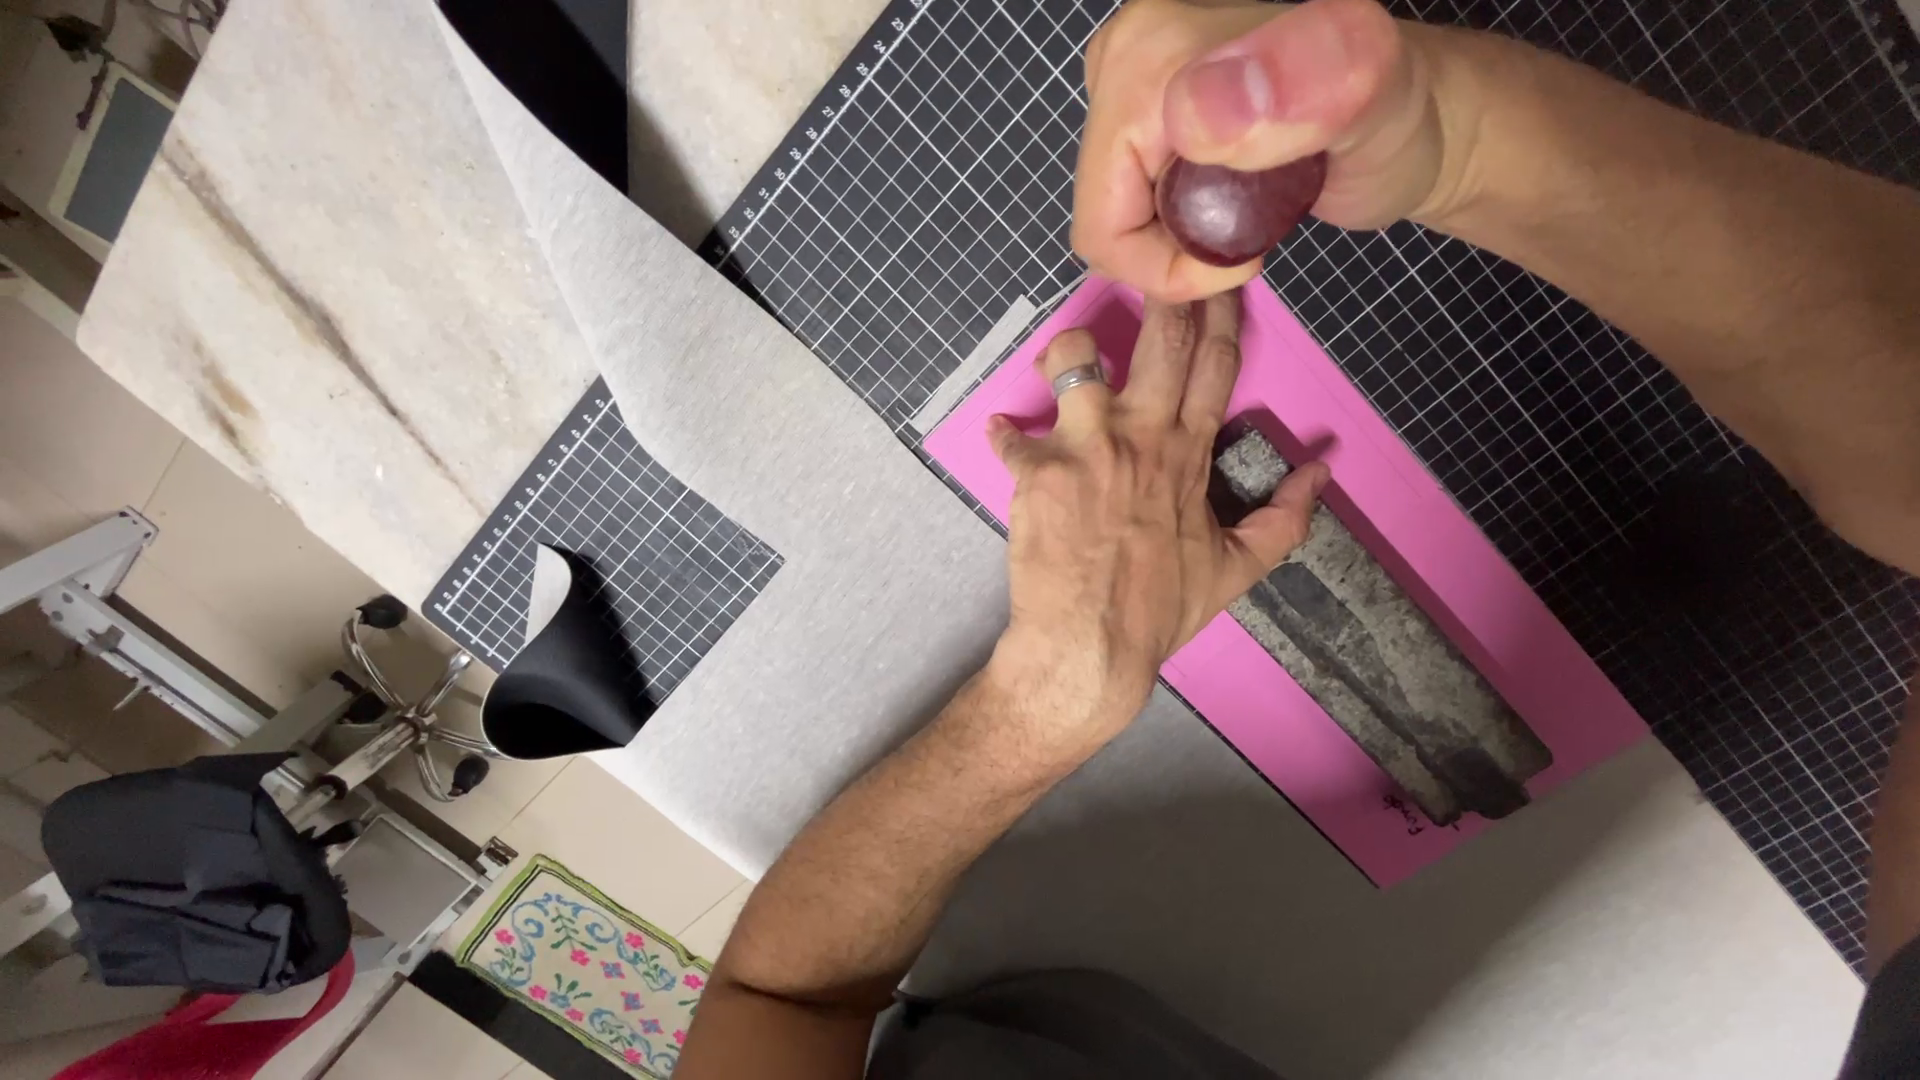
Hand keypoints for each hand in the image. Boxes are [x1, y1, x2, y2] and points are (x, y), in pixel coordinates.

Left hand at [985, 292, 1328, 741]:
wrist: (1089, 646)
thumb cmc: (1159, 609)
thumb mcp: (1236, 569)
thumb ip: (1285, 519)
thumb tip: (1322, 473)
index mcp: (1187, 453)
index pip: (1215, 366)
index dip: (1222, 315)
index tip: (1220, 279)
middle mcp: (1138, 436)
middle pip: (1158, 341)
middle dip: (1162, 292)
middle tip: (1156, 263)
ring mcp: (1084, 448)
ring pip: (1073, 361)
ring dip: (1065, 350)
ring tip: (1059, 359)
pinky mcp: (1036, 471)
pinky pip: (1012, 435)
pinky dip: (1006, 433)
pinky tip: (1003, 433)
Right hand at [1074, 0, 1474, 300]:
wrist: (1415, 116)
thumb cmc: (1397, 121)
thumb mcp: (1370, 98)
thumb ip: (1302, 82)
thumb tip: (1192, 116)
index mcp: (1145, 54)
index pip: (1104, 222)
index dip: (1166, 268)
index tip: (1248, 255)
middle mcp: (1120, 61)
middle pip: (1102, 218)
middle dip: (1169, 253)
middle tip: (1247, 235)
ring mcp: (1126, 90)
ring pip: (1112, 218)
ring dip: (1173, 244)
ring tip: (1243, 217)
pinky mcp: (1139, 118)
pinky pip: (1127, 209)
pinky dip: (1172, 230)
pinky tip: (1225, 207)